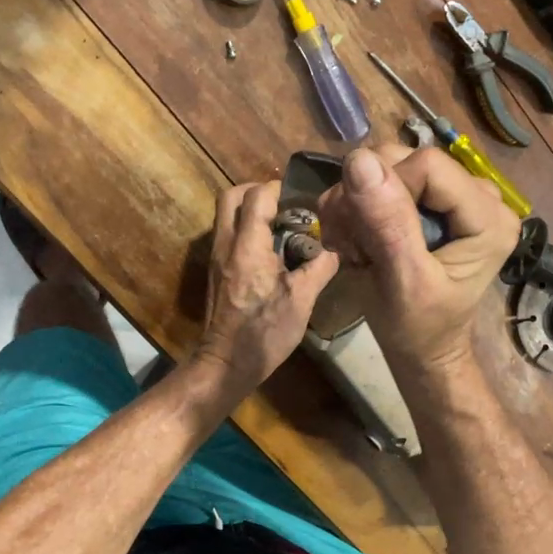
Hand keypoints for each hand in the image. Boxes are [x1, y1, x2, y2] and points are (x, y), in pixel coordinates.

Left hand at [193, 181, 339, 393]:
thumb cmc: (264, 332)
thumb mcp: (302, 300)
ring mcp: (216, 257)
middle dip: (258, 192)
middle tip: (286, 206)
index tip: (302, 200)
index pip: (257, 196)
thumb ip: (320, 267)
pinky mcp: (216, 271)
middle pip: (232, 196)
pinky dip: (247, 230)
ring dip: (251, 211)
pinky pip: (228, 235)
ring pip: (227, 215)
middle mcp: (226, 244)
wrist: (226, 363)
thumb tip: (336, 249)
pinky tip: (271, 250)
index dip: (280, 190)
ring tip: (282, 226)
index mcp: (247, 246)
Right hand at [315, 146, 520, 369]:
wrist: (421, 349)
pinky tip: (357, 240)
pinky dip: (358, 207)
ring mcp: (455, 193)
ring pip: (387, 164)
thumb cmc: (418, 328)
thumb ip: (388, 224)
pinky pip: (384, 178)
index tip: (367, 237)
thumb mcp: (404, 283)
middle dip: (365, 198)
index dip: (385, 192)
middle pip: (405, 159)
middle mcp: (479, 195)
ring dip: (355, 204)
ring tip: (354, 246)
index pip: (426, 165)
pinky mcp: (432, 198)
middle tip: (352, 243)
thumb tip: (360, 161)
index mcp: (489, 217)